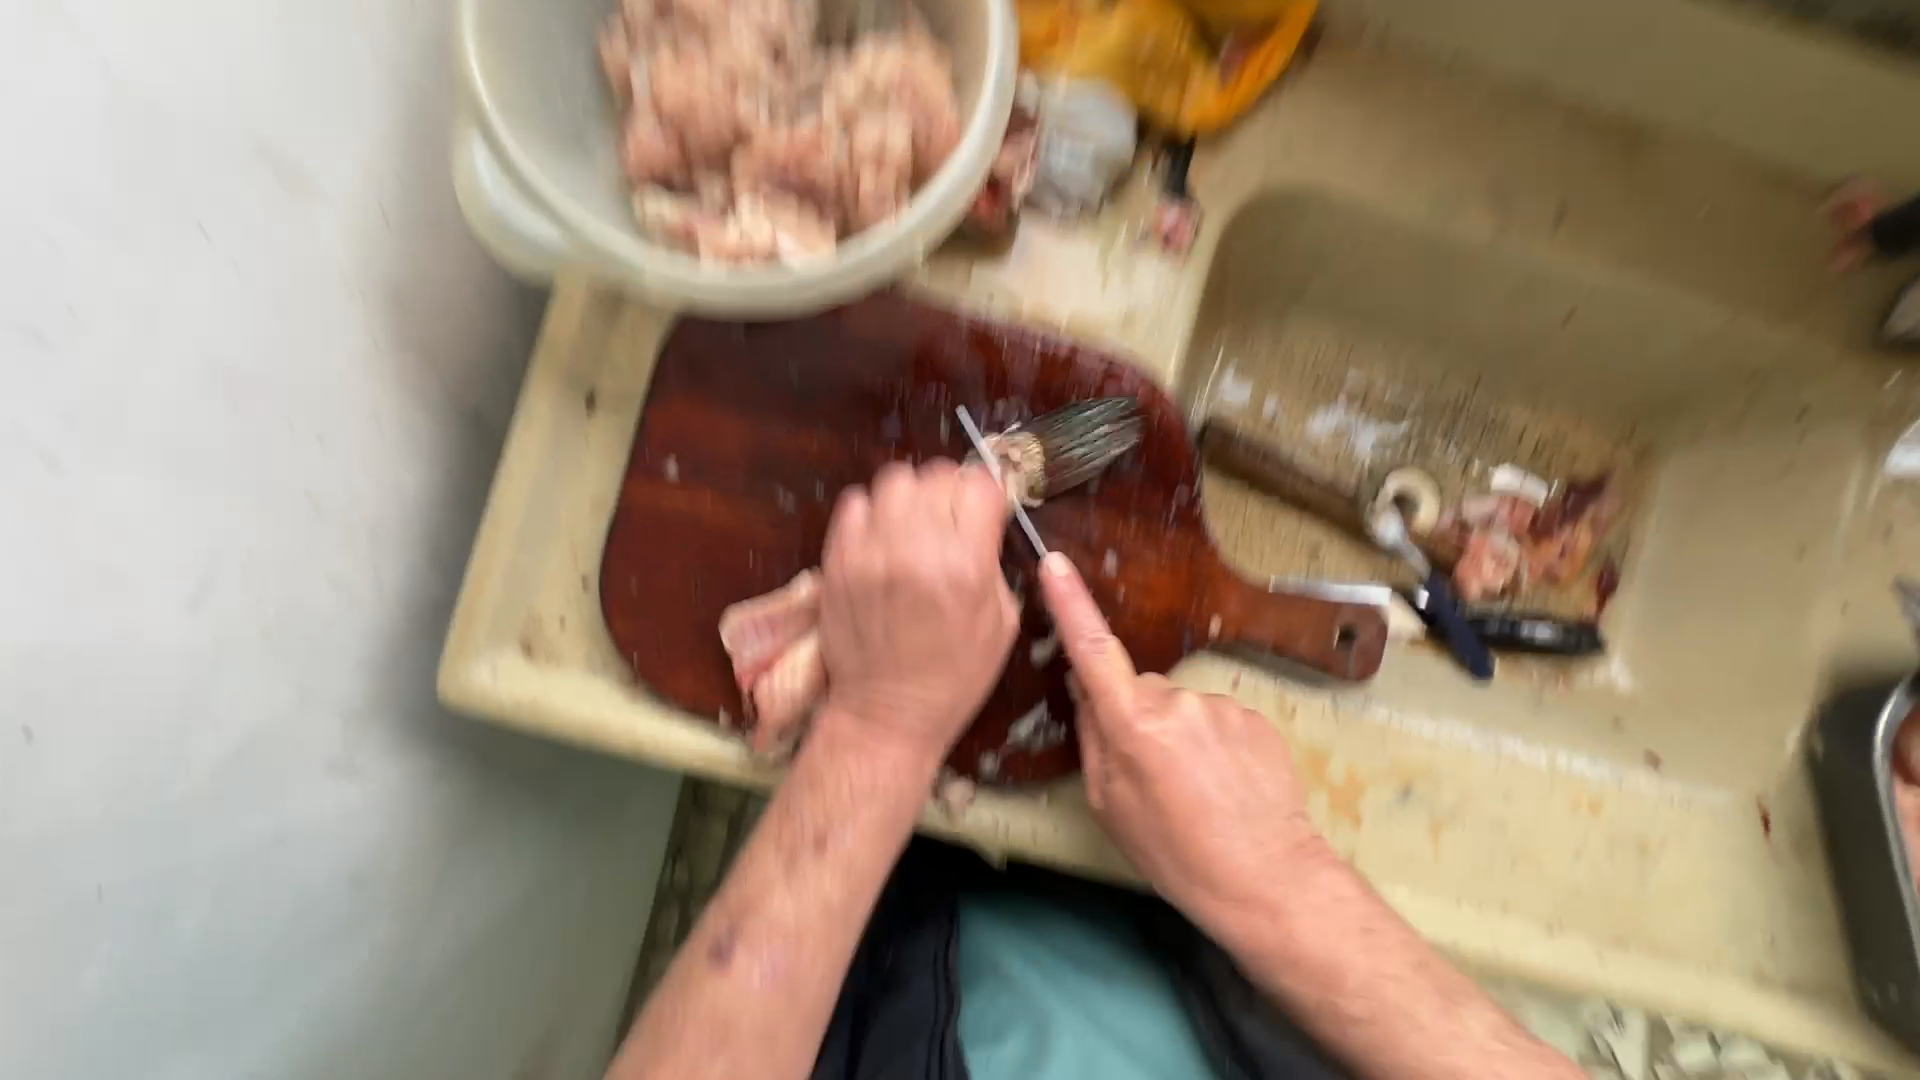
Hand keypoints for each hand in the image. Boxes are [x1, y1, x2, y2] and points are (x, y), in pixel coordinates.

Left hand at [816, 461, 1018, 766]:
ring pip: (895, 480)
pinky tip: (882, 537)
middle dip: (951, 491)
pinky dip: (873, 512)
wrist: (886, 712)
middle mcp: (917, 549)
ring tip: (915, 523)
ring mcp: (871, 551)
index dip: (987, 493)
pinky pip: (855, 502)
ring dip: (911, 495)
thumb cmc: (954, 676)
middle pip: (937, 475)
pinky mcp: (838, 559)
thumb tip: (983, 521)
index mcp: (966, 566)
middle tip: (951, 517)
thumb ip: (992, 562)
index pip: (978, 485)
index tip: (986, 507)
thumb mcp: (1003, 623)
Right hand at [1038, 552, 1326, 930]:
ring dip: (1178, 733)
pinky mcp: (1255, 716)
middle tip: (1152, 772)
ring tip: (1195, 786)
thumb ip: (1093, 738)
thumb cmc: (1175, 853)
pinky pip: (1216, 717)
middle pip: (1139, 689)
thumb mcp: (1109, 805)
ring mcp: (1221, 705)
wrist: (1269, 880)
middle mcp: (1176, 702)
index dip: (1069, 603)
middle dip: (1136, 716)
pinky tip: (1225, 782)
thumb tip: (1084, 690)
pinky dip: (1212, 741)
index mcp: (1132, 725)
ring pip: (1179, 706)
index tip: (1054, 563)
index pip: (1092, 650)